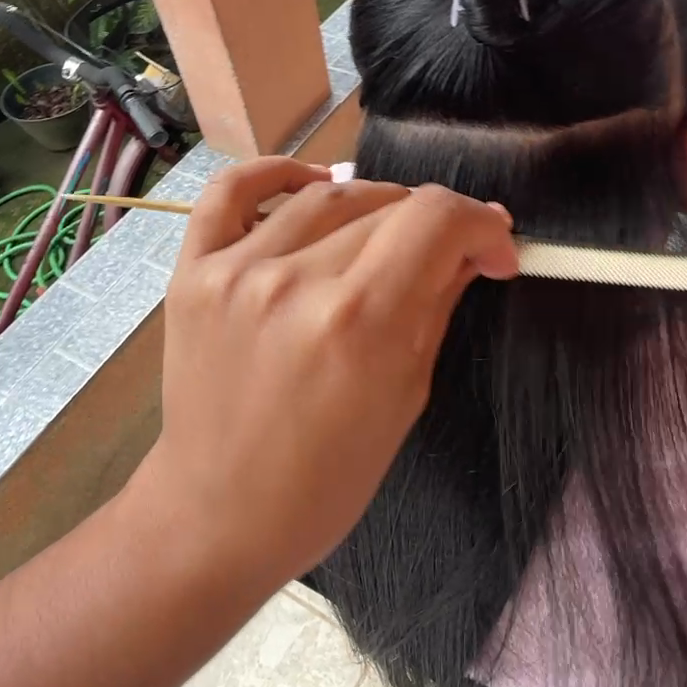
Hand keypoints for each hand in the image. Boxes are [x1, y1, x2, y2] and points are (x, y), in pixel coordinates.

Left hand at [136, 157, 517, 585]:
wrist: (218, 513)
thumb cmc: (327, 479)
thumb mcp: (406, 397)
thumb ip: (436, 306)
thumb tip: (475, 248)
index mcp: (359, 322)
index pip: (436, 219)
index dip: (481, 224)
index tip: (494, 250)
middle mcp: (296, 281)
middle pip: (386, 207)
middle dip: (435, 225)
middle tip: (448, 254)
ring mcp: (235, 271)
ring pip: (325, 196)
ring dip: (374, 206)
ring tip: (386, 236)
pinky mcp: (192, 272)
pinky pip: (231, 191)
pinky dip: (275, 173)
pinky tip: (311, 181)